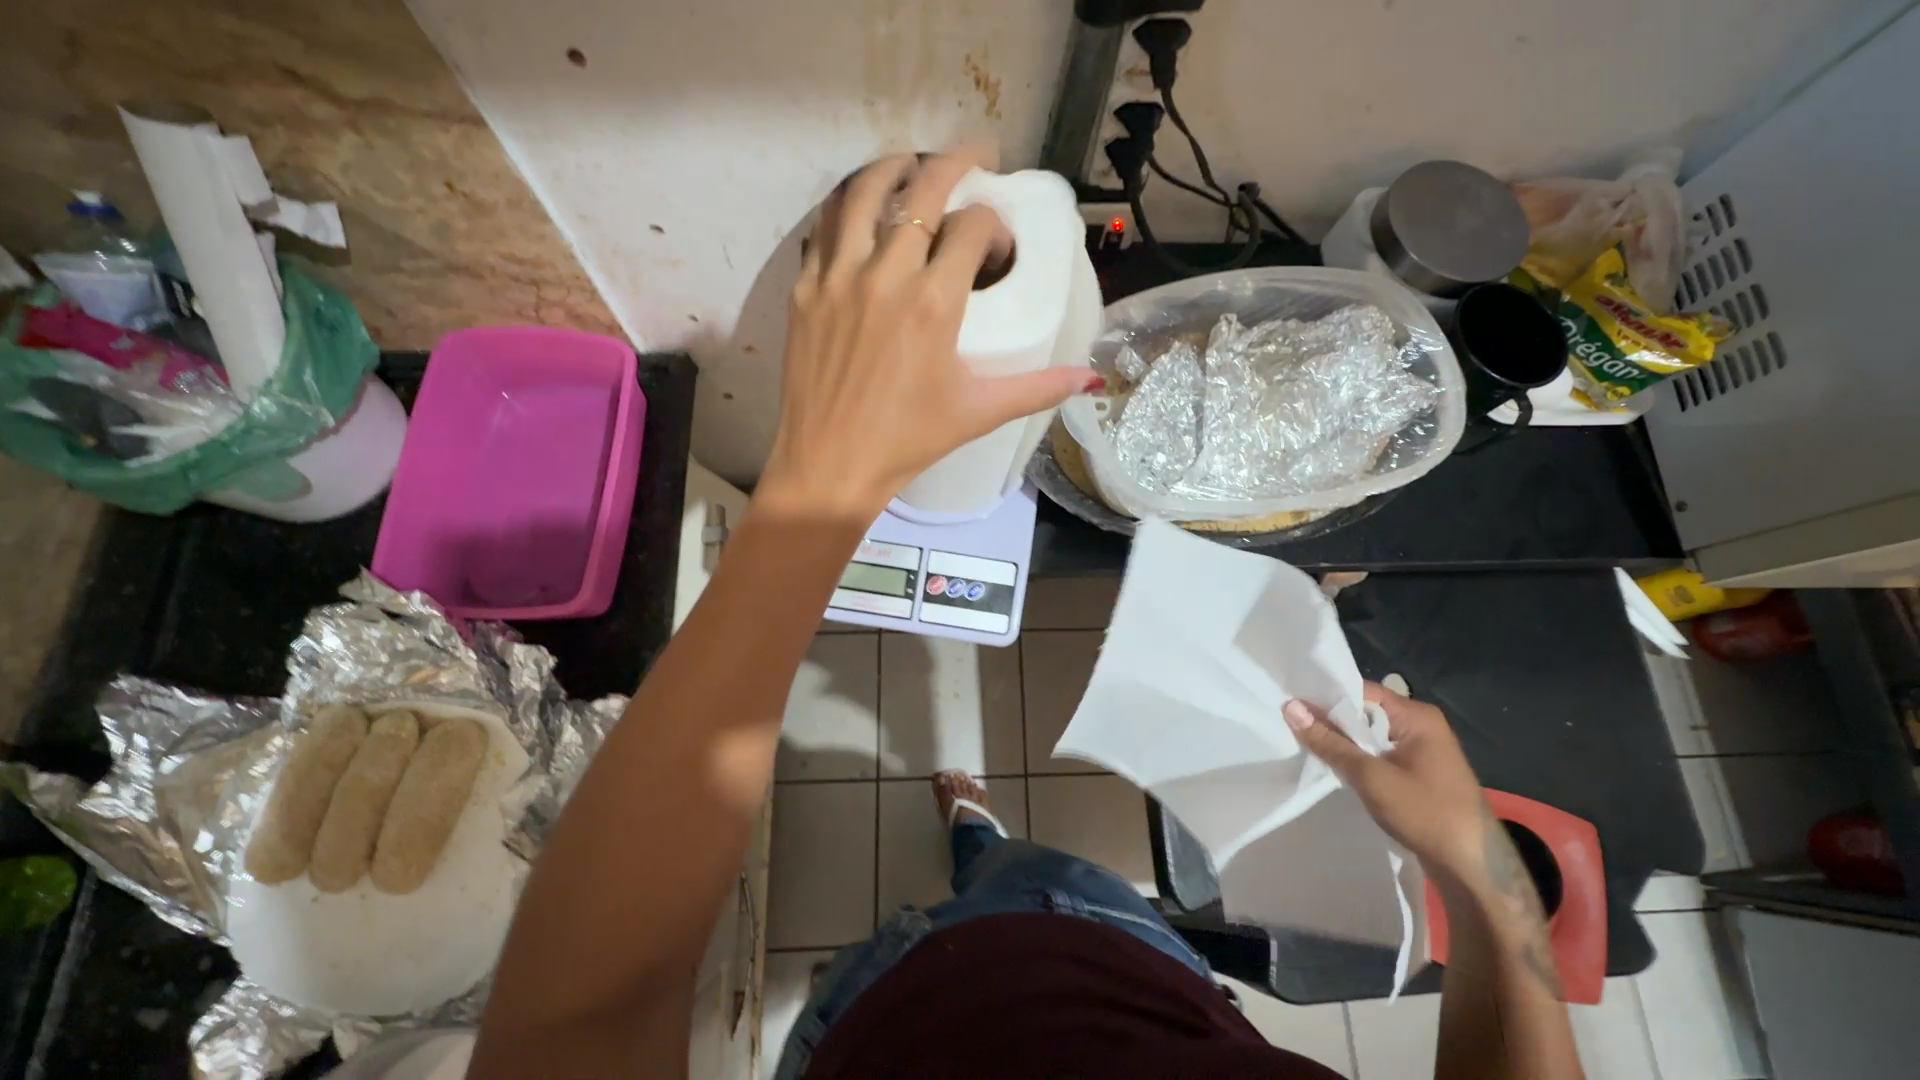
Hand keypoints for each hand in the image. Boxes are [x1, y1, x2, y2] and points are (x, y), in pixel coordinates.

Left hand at [757, 146, 1098, 519]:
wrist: (830, 464)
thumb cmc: (909, 440)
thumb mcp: (979, 412)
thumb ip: (1039, 388)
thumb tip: (1092, 381)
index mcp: (934, 301)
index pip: (973, 226)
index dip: (994, 224)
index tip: (997, 247)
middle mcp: (885, 274)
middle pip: (923, 188)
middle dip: (957, 162)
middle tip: (978, 156)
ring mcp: (838, 277)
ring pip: (863, 192)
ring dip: (894, 166)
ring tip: (913, 163)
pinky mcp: (804, 289)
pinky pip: (825, 228)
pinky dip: (847, 208)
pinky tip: (862, 211)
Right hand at [1284, 682, 1490, 887]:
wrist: (1472, 867)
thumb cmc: (1426, 813)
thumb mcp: (1371, 776)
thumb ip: (1330, 742)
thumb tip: (1291, 708)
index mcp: (1417, 716)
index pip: (1362, 692)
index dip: (1326, 696)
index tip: (1290, 704)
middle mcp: (1421, 725)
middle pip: (1365, 712)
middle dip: (1331, 720)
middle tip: (1290, 724)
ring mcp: (1421, 750)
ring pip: (1370, 736)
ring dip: (1343, 742)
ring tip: (1305, 744)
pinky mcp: (1418, 773)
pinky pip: (1379, 754)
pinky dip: (1357, 758)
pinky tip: (1334, 767)